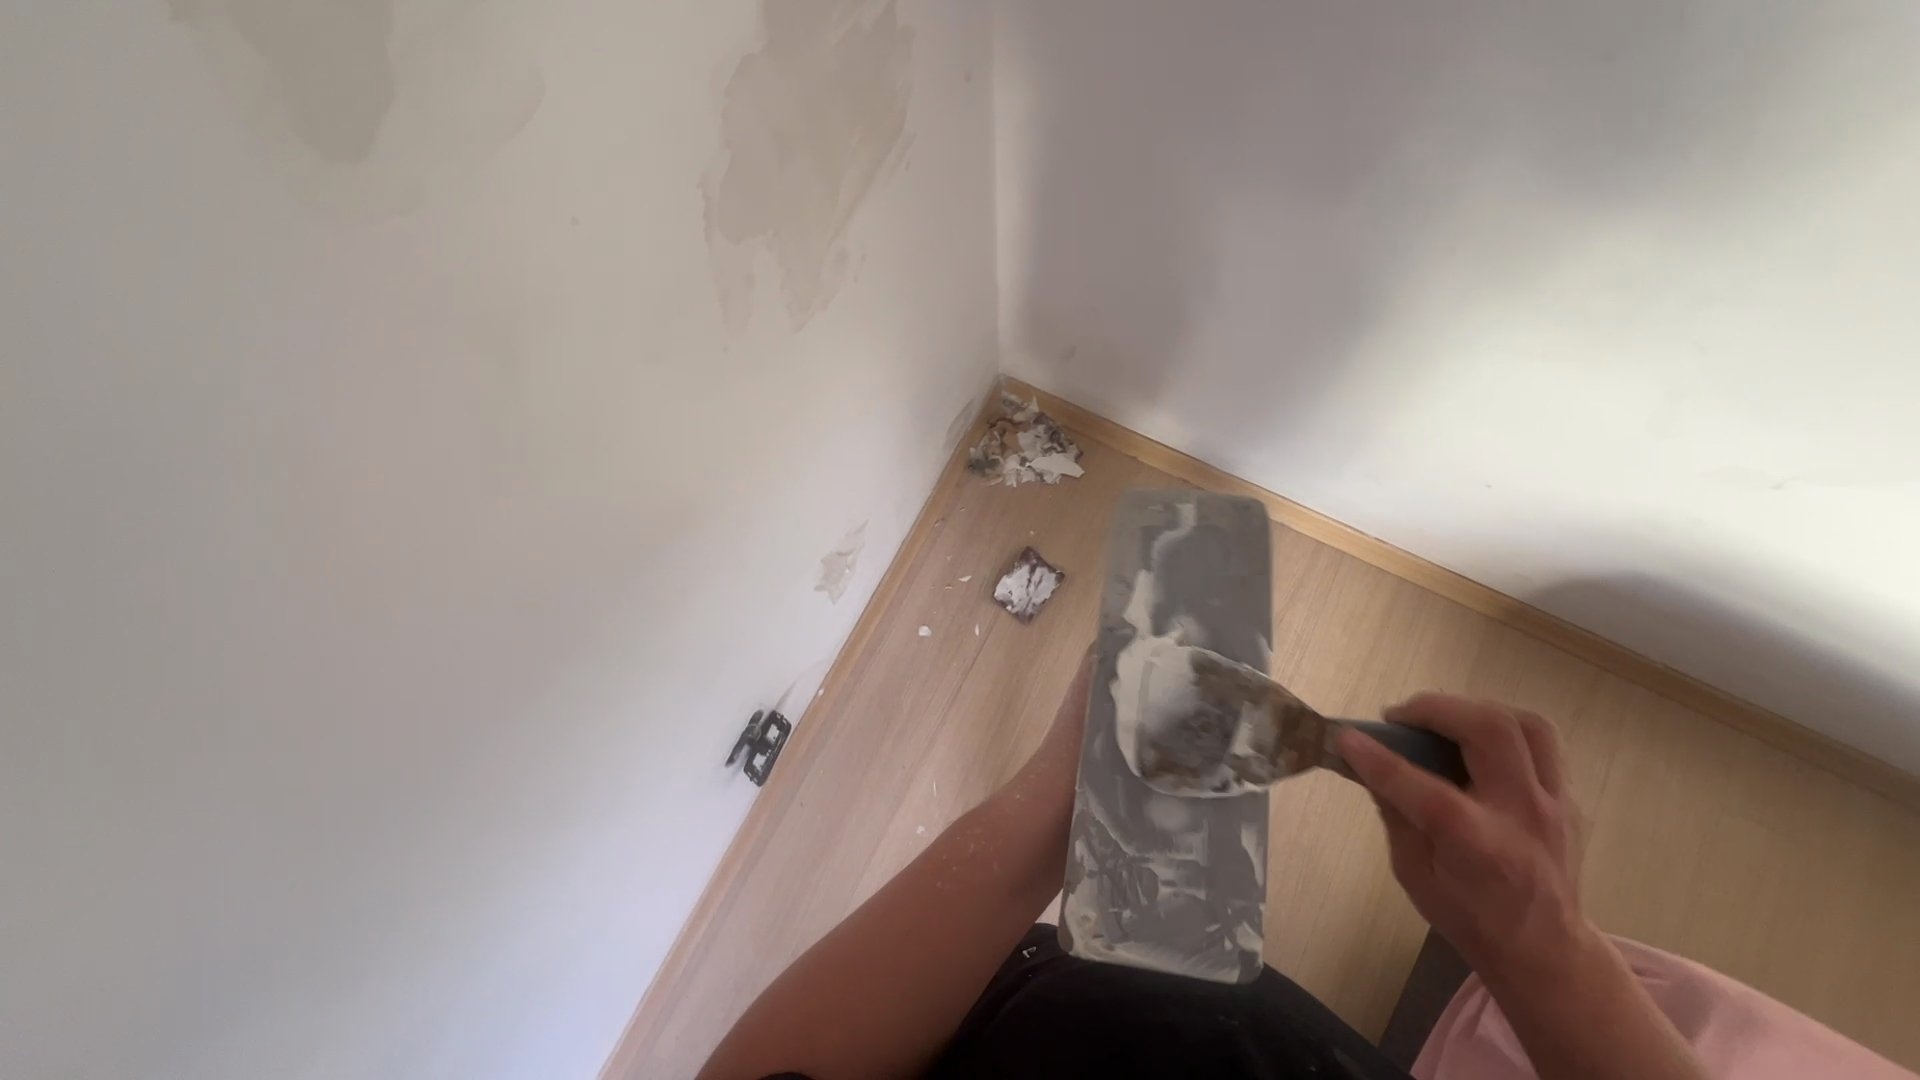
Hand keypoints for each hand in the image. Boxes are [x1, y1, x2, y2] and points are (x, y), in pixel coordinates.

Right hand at [1335, 693, 1590, 993]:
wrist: (1546, 951)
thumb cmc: (1468, 916)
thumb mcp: (1413, 872)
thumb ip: (1395, 813)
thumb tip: (1369, 763)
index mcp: (1479, 846)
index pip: (1422, 787)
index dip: (1376, 757)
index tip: (1345, 737)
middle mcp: (1523, 815)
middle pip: (1491, 731)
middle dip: (1436, 709)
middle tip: (1401, 717)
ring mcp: (1555, 804)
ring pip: (1526, 724)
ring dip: (1474, 709)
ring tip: (1440, 719)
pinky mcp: (1568, 798)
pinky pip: (1540, 742)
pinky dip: (1499, 729)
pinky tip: (1470, 742)